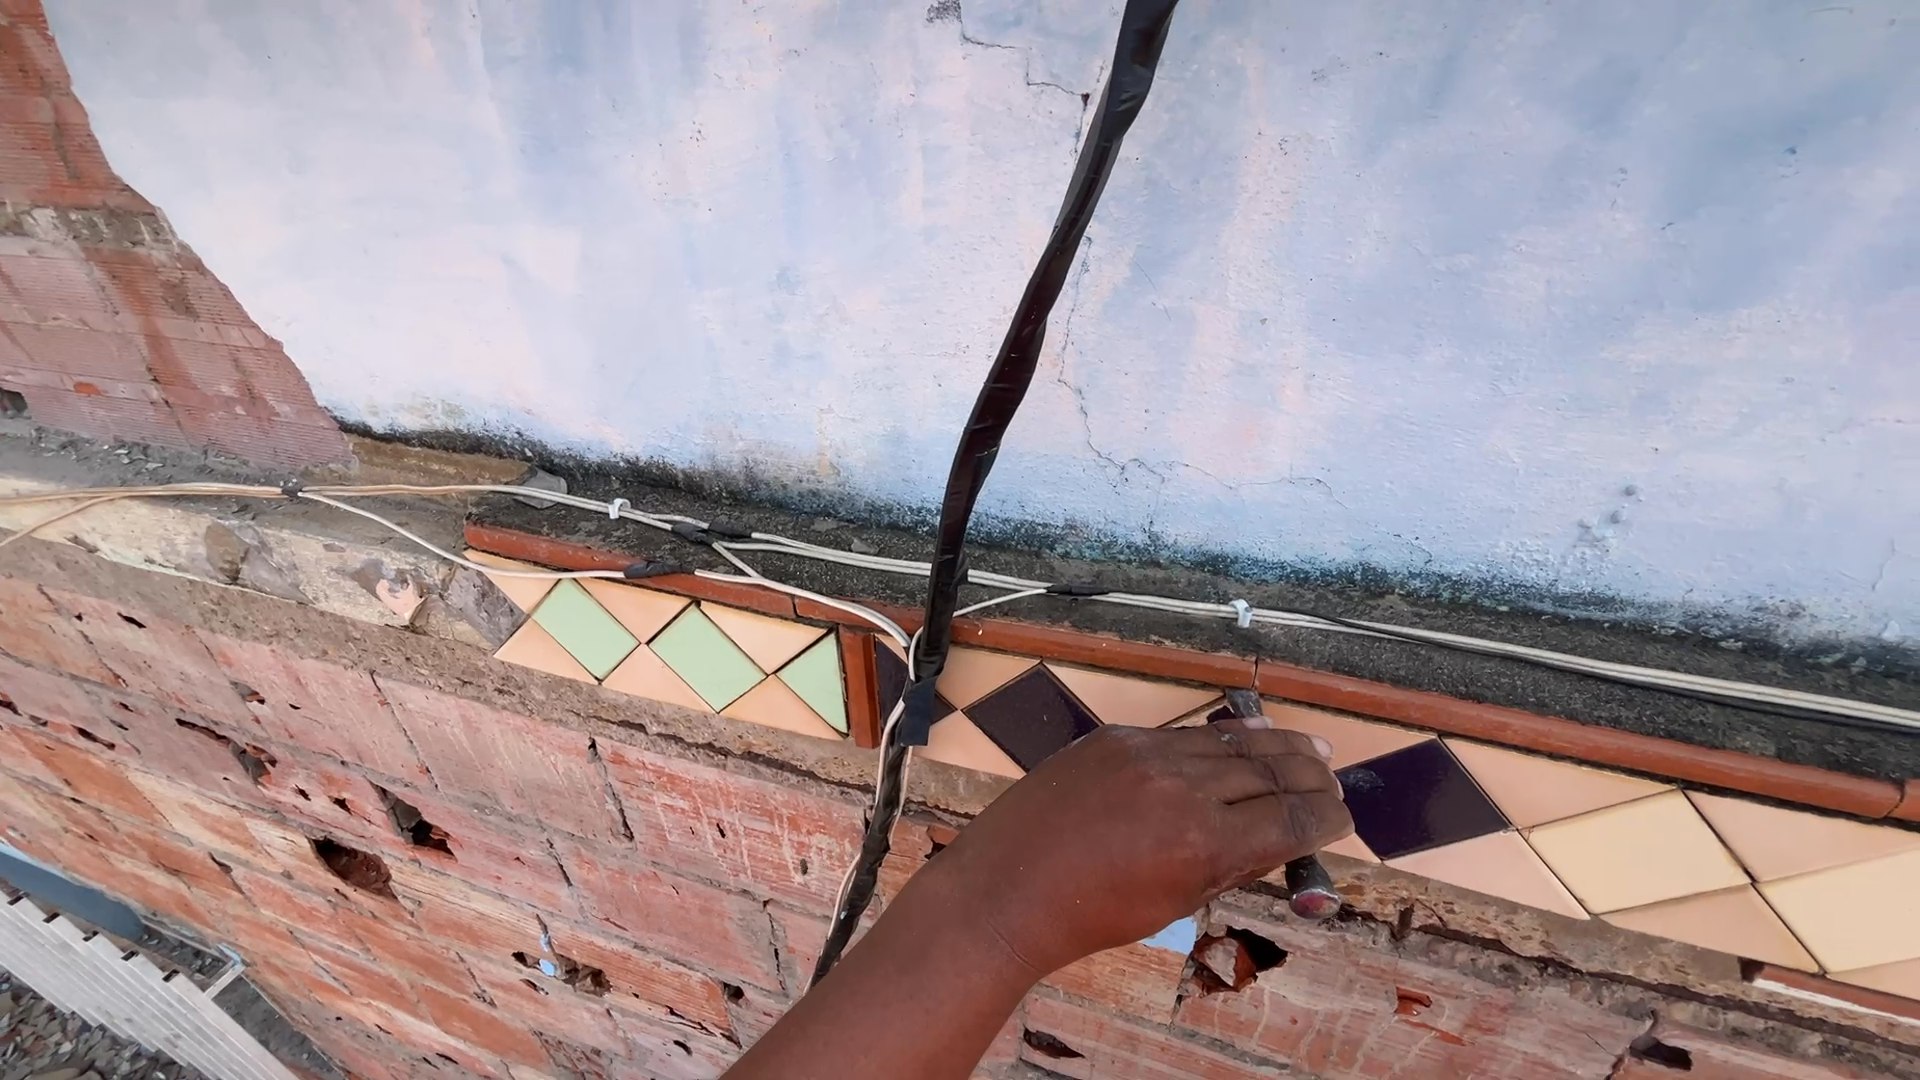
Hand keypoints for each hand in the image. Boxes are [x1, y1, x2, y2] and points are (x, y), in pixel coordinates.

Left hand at [915, 716, 1351, 977]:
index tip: (1343, 815)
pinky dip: (1221, 737)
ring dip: (1276, 746)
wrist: (1011, 884)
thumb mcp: (1173, 903)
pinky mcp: (1115, 737)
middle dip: (1309, 776)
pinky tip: (1244, 734)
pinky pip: (1181, 734)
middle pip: (1267, 773)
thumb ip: (1228, 865)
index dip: (1324, 817)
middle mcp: (1182, 789)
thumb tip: (1274, 838)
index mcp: (1204, 844)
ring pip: (1228, 745)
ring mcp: (1145, 754)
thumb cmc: (1092, 913)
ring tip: (1310, 748)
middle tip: (1334, 776)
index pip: (1288, 820)